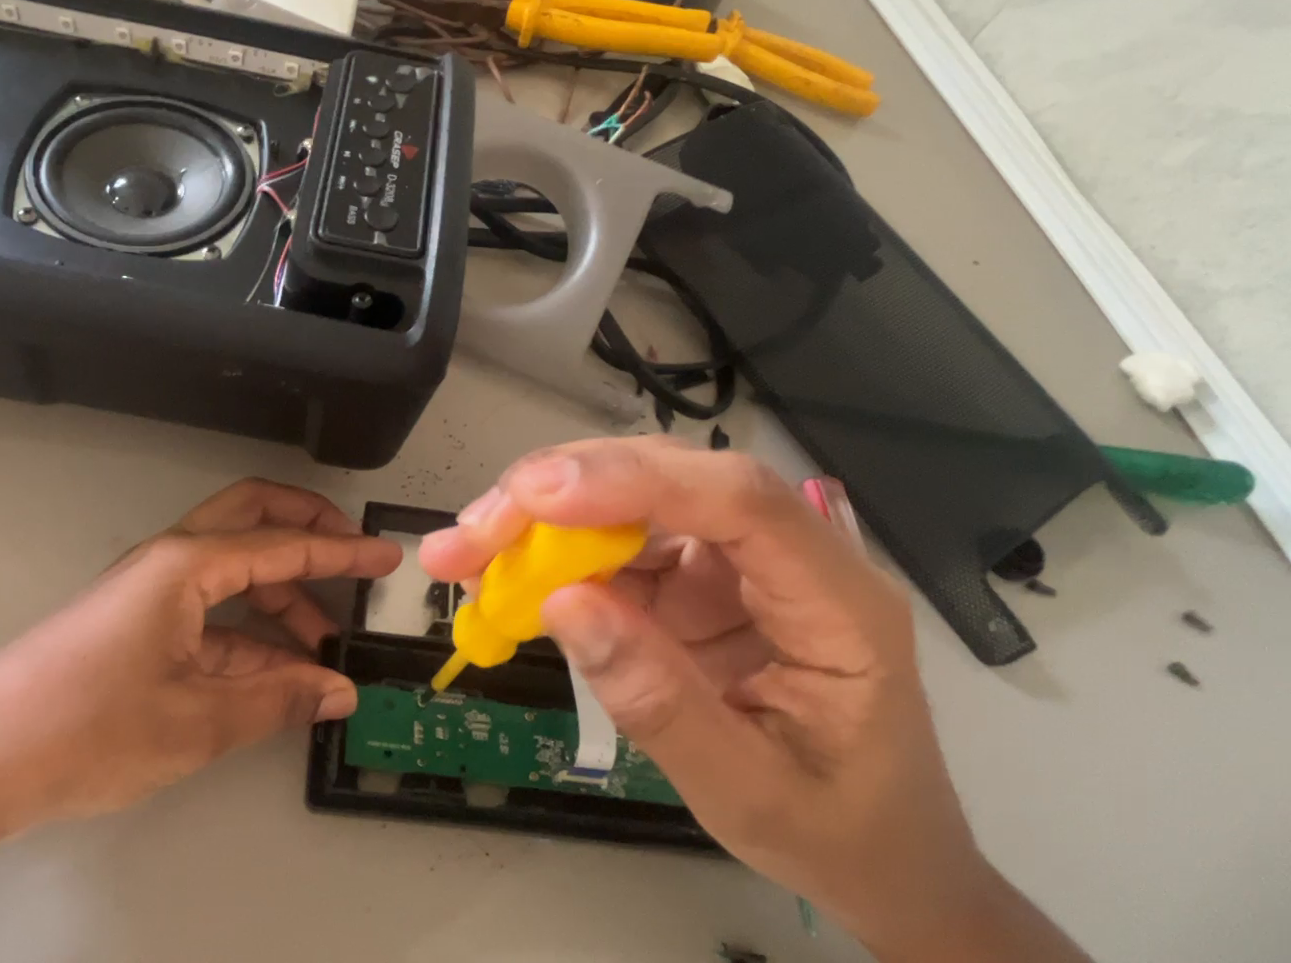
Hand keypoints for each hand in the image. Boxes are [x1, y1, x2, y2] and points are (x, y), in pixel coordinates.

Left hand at [0, 478, 399, 846]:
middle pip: (251, 519)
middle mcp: (168, 562)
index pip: (282, 547)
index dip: (342, 553)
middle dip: (307, 532)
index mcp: (185, 565)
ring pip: (231, 571)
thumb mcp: (196, 722)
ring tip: (323, 649)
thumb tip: (339, 691)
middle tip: (355, 558)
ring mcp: (148, 592)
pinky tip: (273, 673)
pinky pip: (206, 612)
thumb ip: (277, 701)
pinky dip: (247, 633)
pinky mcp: (135, 624)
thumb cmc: (87, 731)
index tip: (389, 558)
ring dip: (281, 597)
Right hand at [420, 439, 1034, 956]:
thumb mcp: (747, 794)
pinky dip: (550, 557)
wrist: (881, 860)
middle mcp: (782, 558)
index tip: (534, 496)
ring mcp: (733, 565)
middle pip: (670, 482)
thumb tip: (563, 604)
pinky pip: (613, 547)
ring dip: (540, 520)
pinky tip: (499, 578)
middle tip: (470, 534)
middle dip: (561, 494)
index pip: (739, 502)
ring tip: (461, 554)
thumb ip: (660, 702)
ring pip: (629, 502)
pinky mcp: (692, 582)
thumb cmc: (838, 832)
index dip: (634, 482)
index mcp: (835, 602)